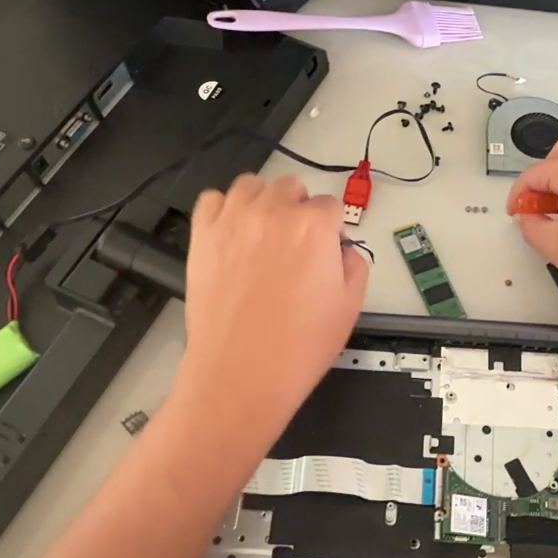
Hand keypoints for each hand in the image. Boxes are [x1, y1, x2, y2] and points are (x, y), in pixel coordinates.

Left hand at [179, 174, 368, 435]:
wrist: (242, 373)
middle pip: (291, 187)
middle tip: (299, 240)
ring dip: (264, 200)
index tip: (328, 246)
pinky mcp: (203, 237)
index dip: (333, 228)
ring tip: (266, 230)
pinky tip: (234, 232)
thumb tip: (345, 252)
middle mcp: (273, 214)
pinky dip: (225, 209)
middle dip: (300, 207)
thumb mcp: (350, 307)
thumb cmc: (296, 347)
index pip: (331, 206)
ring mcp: (233, 222)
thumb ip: (355, 266)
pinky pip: (212, 200)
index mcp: (314, 228)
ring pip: (252, 185)